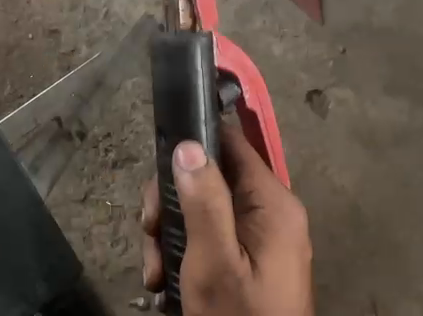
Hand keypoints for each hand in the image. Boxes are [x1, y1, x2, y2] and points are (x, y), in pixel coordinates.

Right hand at [141, 119, 313, 315]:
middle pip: (208, 177)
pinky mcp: (248, 262)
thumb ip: (203, 201)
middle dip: (171, 201)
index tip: (157, 162)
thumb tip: (188, 143)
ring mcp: (260, 240)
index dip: (192, 141)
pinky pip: (208, 237)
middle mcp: (270, 214)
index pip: (230, 142)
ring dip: (169, 233)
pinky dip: (183, 253)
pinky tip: (165, 281)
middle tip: (150, 229)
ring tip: (155, 270)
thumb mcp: (214, 260)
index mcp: (272, 205)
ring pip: (201, 208)